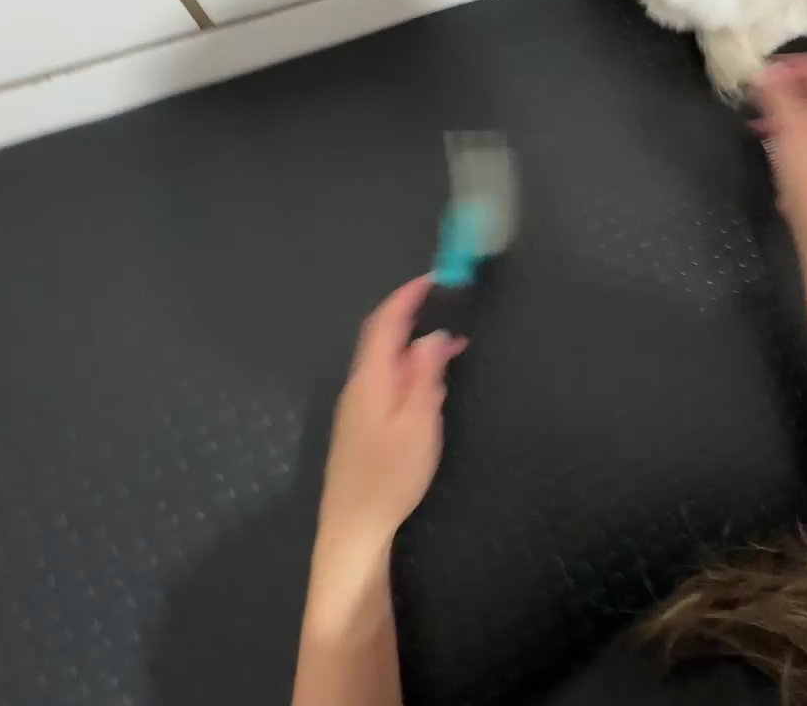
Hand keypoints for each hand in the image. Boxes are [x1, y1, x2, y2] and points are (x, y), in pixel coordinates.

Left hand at [307, 275, 466, 630]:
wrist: (354, 528)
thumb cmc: (391, 474)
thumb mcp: (419, 421)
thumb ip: (426, 374)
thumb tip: (433, 335)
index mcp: (372, 379)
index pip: (385, 323)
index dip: (407, 296)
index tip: (433, 278)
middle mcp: (358, 385)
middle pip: (382, 338)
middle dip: (412, 315)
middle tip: (447, 304)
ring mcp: (356, 406)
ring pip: (385, 361)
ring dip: (414, 344)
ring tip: (452, 345)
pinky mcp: (360, 424)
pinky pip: (385, 379)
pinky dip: (409, 367)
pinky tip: (430, 382)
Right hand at [754, 52, 806, 237]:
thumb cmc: (804, 160)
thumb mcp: (786, 118)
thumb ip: (774, 90)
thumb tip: (763, 69)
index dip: (804, 61)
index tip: (776, 66)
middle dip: (790, 78)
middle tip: (767, 80)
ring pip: (806, 103)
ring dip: (782, 98)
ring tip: (758, 100)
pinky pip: (799, 122)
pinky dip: (781, 117)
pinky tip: (760, 125)